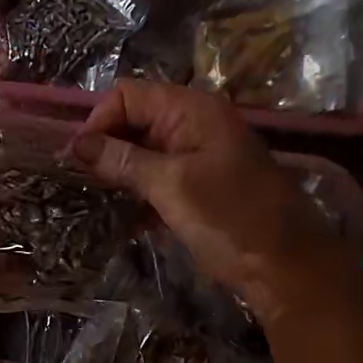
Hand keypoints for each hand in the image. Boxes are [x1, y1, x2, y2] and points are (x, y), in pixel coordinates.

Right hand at [69, 79, 347, 318]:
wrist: (285, 267)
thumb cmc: (230, 218)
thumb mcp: (171, 185)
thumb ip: (123, 160)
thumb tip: (77, 144)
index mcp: (191, 110)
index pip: (128, 95)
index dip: (99, 121)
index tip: (77, 159)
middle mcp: (192, 125)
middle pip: (133, 122)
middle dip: (104, 148)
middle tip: (77, 183)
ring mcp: (195, 157)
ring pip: (141, 154)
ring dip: (117, 175)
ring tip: (91, 201)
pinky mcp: (195, 188)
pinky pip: (155, 180)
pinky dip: (136, 195)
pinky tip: (118, 220)